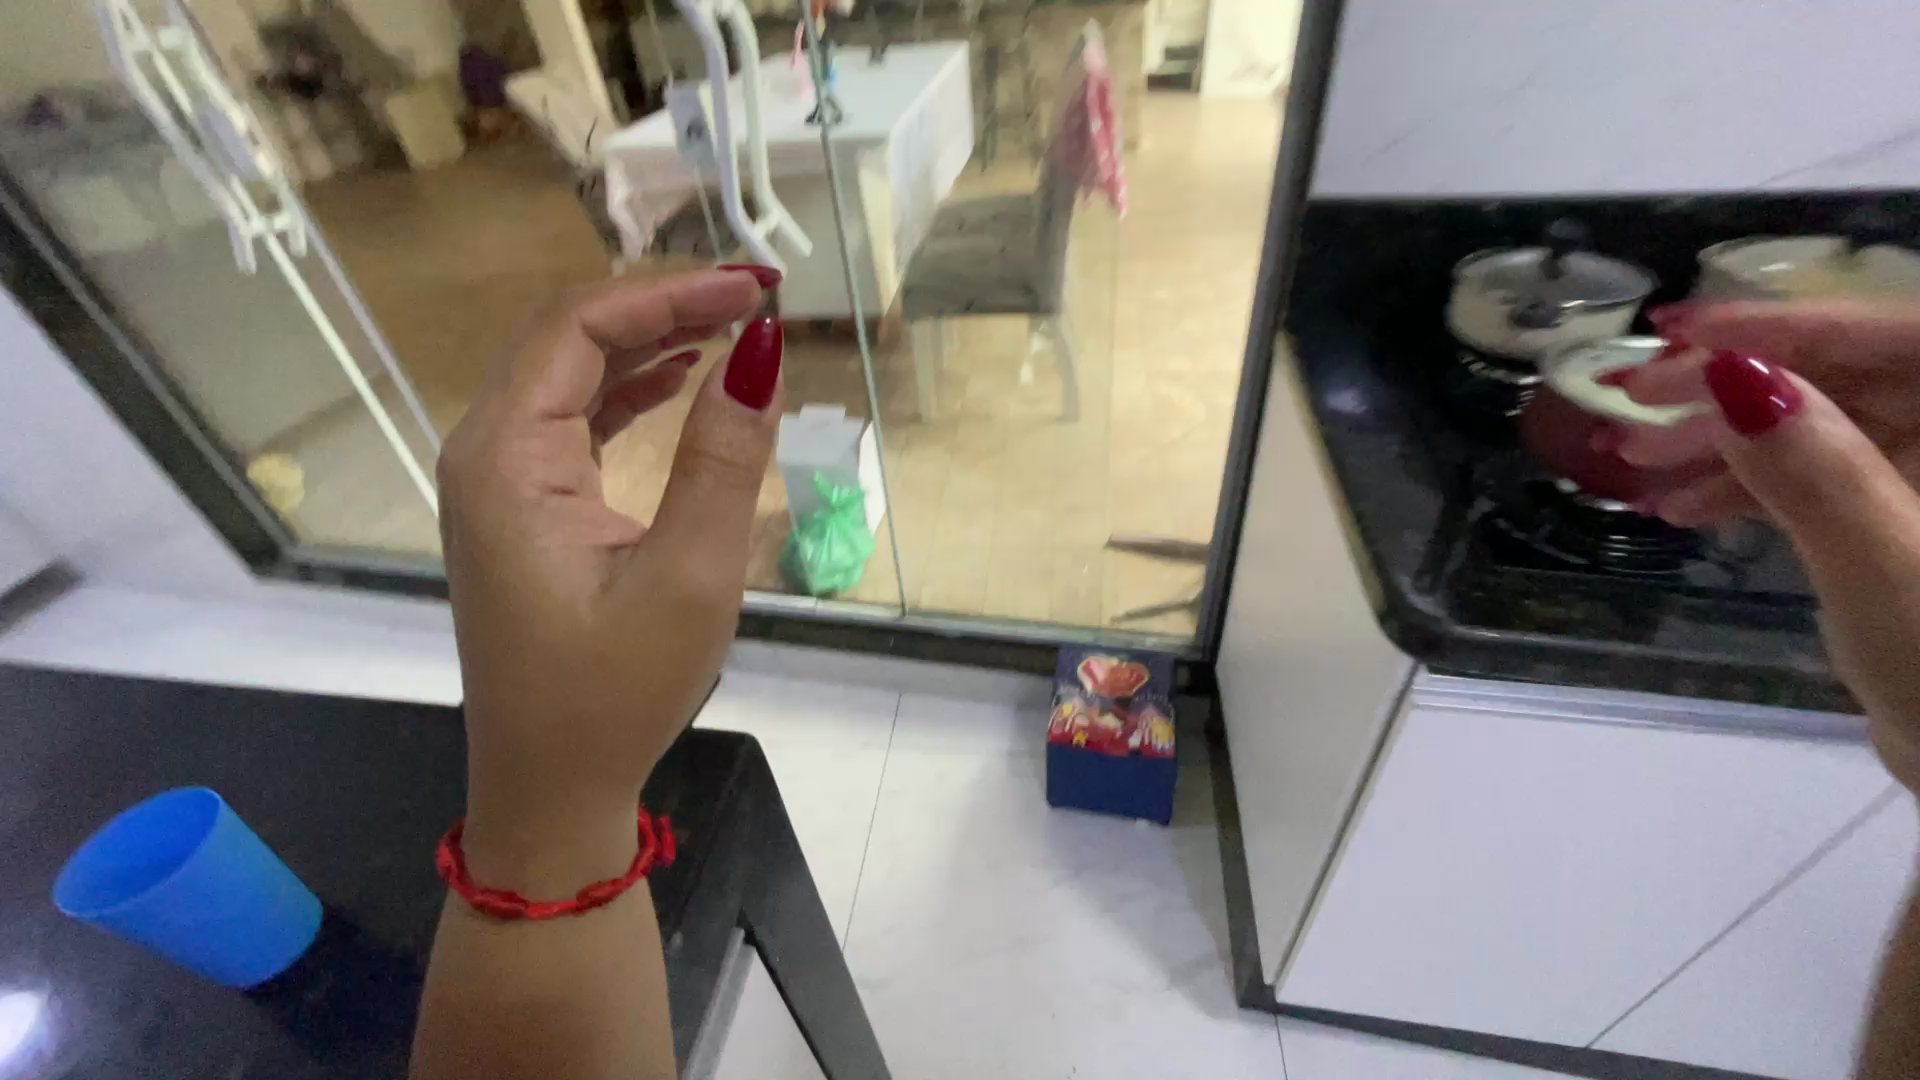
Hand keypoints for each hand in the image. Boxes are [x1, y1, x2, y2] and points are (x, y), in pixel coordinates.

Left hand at [434, 269, 783, 887]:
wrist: (555, 785)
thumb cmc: (619, 689)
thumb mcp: (689, 575)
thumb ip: (724, 459)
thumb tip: (763, 354)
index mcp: (508, 459)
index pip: (579, 329)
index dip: (669, 295)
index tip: (756, 290)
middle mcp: (488, 455)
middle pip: (569, 339)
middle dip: (663, 308)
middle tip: (753, 301)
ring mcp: (501, 484)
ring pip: (572, 376)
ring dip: (650, 344)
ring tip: (730, 328)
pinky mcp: (527, 512)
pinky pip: (576, 422)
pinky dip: (631, 390)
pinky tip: (680, 381)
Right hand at [1619, 308, 1919, 783]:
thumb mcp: (1887, 572)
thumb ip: (1817, 474)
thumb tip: (1731, 379)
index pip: (1900, 337)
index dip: (1783, 325)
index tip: (1674, 331)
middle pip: (1853, 375)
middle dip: (1732, 386)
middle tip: (1626, 399)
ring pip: (1826, 425)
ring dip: (1723, 441)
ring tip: (1631, 463)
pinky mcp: (1917, 512)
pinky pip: (1824, 474)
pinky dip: (1748, 486)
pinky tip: (1680, 508)